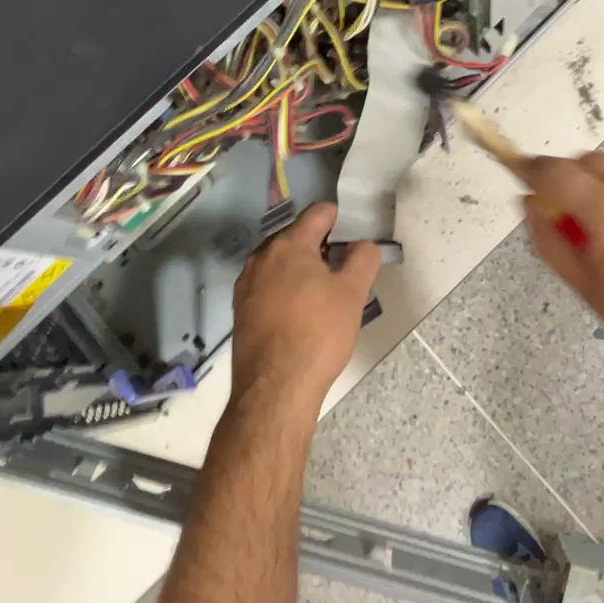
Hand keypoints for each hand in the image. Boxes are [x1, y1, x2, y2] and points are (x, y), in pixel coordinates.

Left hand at [230, 203, 381, 415]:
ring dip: (301, 269)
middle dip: (320, 245)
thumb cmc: (318, 334)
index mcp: (288, 245)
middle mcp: (261, 257)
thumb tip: (362, 245)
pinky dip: (285, 289)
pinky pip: (267, 286)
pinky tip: (300, 313)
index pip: (317, 214)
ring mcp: (246, 285)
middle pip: (296, 237)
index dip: (339, 218)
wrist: (275, 388)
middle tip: (343, 268)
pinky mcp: (241, 310)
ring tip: (323, 292)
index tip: (354, 235)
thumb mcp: (353, 294)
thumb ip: (362, 259)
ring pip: (279, 263)